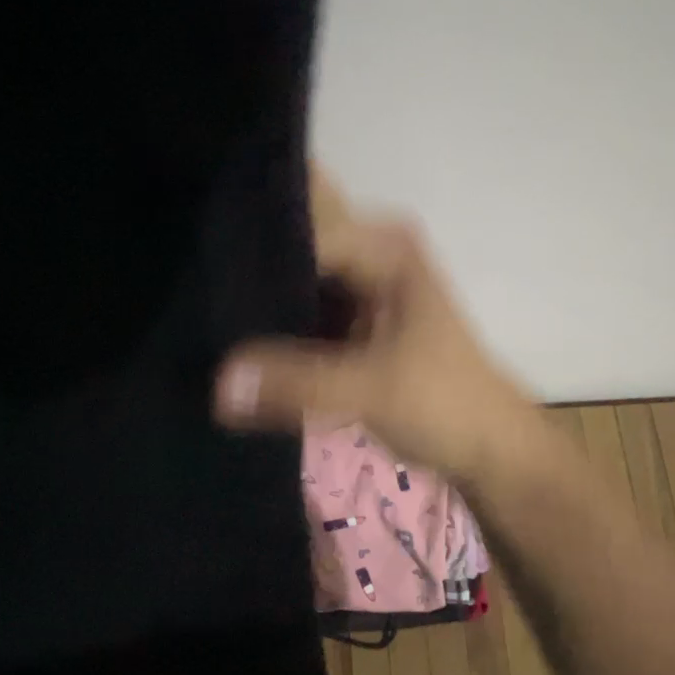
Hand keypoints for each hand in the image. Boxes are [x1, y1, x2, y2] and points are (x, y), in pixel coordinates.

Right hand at [213, 168, 536, 474]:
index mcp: (383, 245)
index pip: (298, 223)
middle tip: (185, 295)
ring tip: (192, 320)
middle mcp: (368, 254)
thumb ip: (297, 385)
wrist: (490, 452)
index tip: (193, 273)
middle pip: (289, 247)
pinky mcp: (349, 327)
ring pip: (289, 283)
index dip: (248, 247)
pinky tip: (222, 345)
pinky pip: (296, 315)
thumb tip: (217, 385)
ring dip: (252, 305)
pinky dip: (268, 332)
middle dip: (244, 271)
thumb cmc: (447, 406)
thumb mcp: (372, 391)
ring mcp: (358, 290)